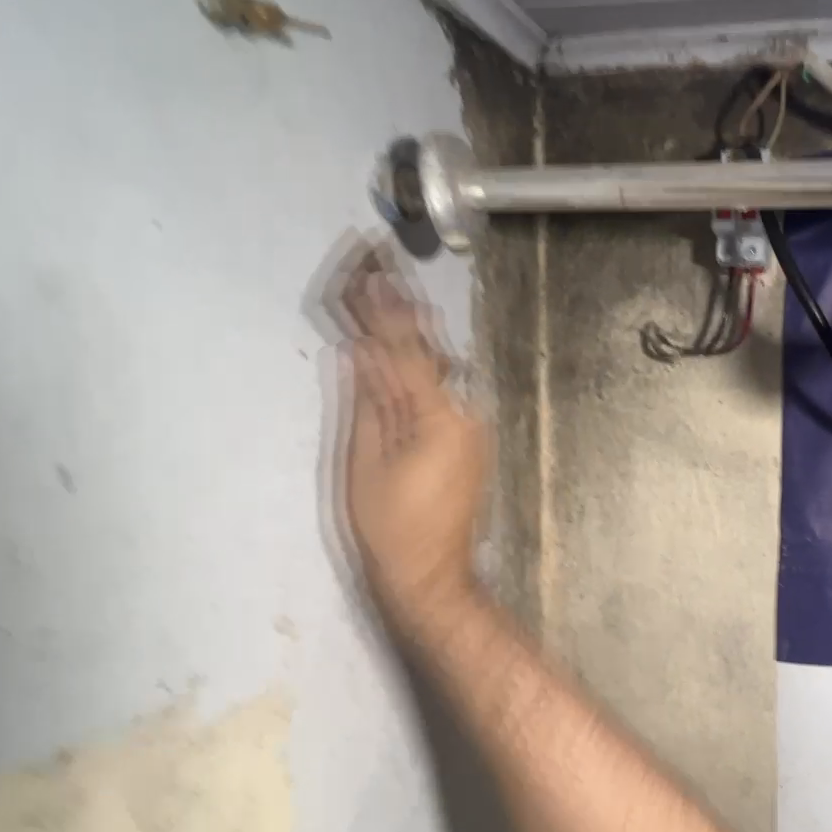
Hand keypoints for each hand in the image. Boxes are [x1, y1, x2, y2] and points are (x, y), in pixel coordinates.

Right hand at [341, 252, 488, 620]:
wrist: (433, 572)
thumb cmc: (391, 527)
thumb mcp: (366, 463)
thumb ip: (366, 401)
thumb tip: (359, 349)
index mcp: (437, 415)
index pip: (404, 346)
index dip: (384, 304)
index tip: (370, 263)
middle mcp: (463, 412)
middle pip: (425, 348)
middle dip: (400, 304)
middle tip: (380, 258)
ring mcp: (471, 426)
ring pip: (437, 366)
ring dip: (410, 328)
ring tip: (391, 283)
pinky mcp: (469, 439)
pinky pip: (442, 389)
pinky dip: (421, 362)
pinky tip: (408, 339)